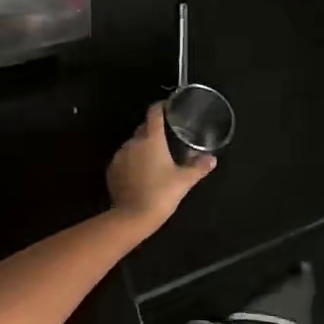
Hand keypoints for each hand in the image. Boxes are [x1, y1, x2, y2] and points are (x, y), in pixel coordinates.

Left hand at [107, 102, 214, 226]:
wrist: (132, 217)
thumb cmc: (161, 194)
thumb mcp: (184, 180)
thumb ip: (199, 166)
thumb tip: (212, 158)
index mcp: (151, 139)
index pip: (154, 113)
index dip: (161, 106)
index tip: (168, 107)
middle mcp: (133, 142)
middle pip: (144, 128)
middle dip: (154, 130)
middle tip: (168, 139)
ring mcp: (120, 155)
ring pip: (133, 144)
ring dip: (143, 147)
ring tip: (155, 159)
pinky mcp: (111, 170)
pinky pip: (124, 159)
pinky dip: (132, 161)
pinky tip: (141, 173)